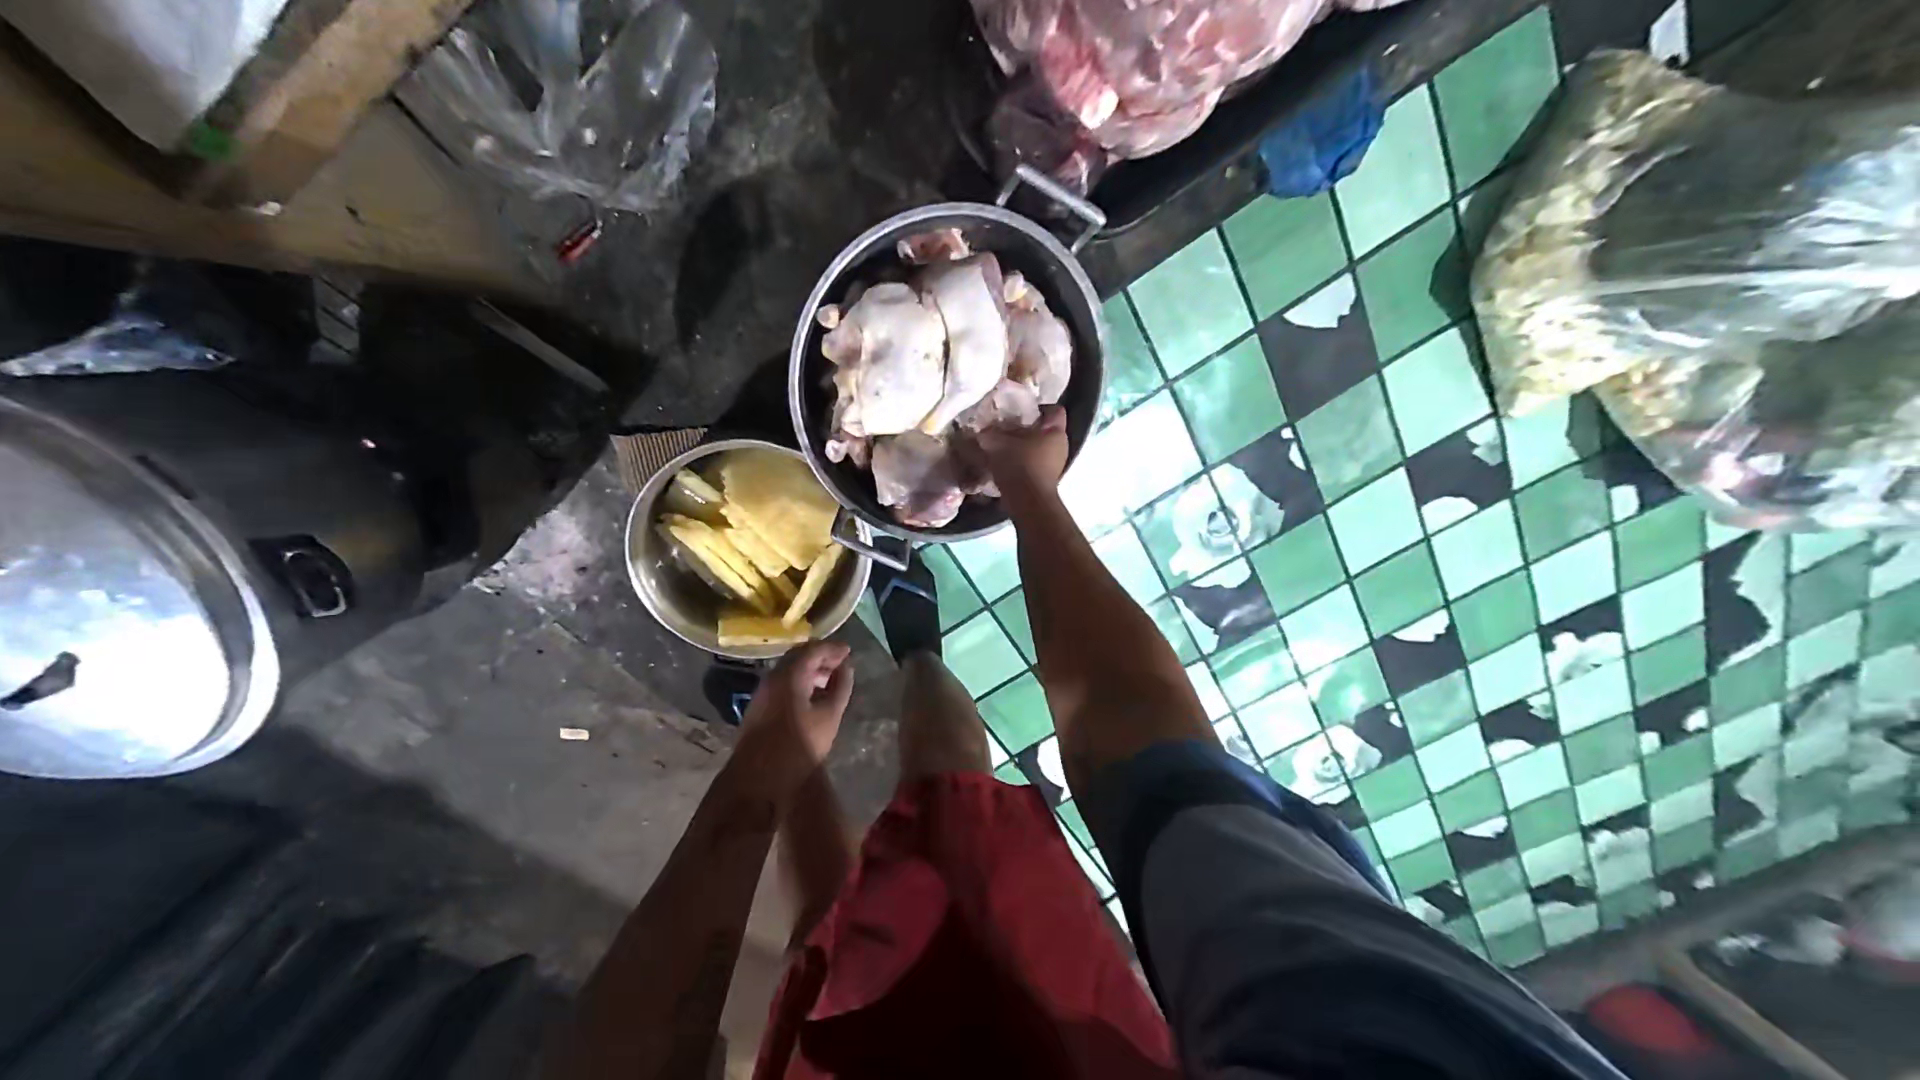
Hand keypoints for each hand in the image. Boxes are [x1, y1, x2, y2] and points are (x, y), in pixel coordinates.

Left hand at [732, 641, 853, 795]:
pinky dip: (800, 681)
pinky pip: (783, 683)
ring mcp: (763, 691)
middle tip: (841, 664)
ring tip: (831, 681)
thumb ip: (840, 688)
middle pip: (799, 656)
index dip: (833, 648)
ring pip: (789, 670)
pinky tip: (813, 697)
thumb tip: (846, 667)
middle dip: (821, 656)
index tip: (849, 651)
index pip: (813, 649)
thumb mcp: (829, 717)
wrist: (755, 780)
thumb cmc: (797, 747)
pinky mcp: (759, 706)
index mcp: (790, 675)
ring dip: (810, 670)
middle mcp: (773, 677)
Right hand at [979, 405, 1068, 501]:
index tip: (1020, 410)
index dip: (1038, 407)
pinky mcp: (1048, 479)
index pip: (1055, 410)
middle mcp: (1062, 445)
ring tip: (1004, 447)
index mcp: (1056, 431)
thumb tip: (982, 430)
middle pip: (1045, 429)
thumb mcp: (997, 443)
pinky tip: (1007, 464)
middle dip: (1027, 428)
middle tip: (1007, 428)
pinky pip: (1035, 463)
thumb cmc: (1018, 464)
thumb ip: (990, 433)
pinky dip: (1023, 461)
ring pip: (1040, 447)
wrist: (1027, 502)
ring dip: (1024, 446)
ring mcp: (1056, 464)